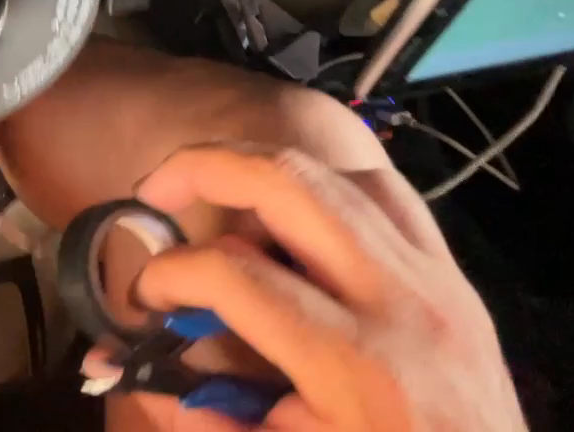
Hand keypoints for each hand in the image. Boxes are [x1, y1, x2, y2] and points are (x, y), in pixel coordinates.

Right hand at [129, 145, 525, 431]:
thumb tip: (119, 368)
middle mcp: (401, 303)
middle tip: (153, 190)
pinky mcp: (454, 274)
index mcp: (358, 369)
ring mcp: (437, 278)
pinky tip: (297, 217)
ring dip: (257, 174)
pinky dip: (324, 187)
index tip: (146, 296)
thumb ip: (202, 418)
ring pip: (329, 172)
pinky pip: (381, 192)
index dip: (169, 274)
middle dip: (199, 168)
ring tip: (220, 206)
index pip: (234, 275)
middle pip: (284, 182)